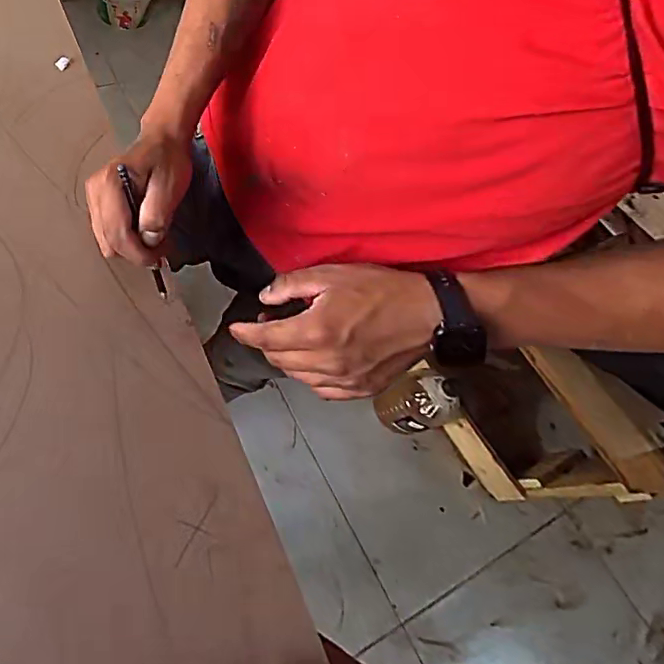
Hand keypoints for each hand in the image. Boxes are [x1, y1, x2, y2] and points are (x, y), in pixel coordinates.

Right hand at [84, 126, 191, 267]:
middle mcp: (95, 191)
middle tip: (159, 247)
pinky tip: (141, 229)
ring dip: (129, 246)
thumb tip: (147, 240)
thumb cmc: (166, 159)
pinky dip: (124, 238)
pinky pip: (107, 232)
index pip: (117, 233)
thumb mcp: (169, 186)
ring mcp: (93, 197)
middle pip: (108, 242)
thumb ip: (156, 215)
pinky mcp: (97, 202)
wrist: (161, 141)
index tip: (158, 259)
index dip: (137, 253)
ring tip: (152, 237)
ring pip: (106, 241)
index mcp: (110, 184)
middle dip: (134, 251)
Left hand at [229, 265, 436, 399]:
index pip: (266, 339)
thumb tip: (265, 298)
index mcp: (317, 331)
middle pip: (278, 360)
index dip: (245, 333)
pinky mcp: (360, 388)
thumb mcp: (330, 275)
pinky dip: (309, 375)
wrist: (427, 312)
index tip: (236, 328)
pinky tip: (314, 358)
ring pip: (297, 376)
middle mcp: (328, 361)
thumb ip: (290, 286)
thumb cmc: (381, 289)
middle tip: (270, 323)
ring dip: (286, 358)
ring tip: (292, 337)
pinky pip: (321, 389)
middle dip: (265, 343)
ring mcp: (345, 379)